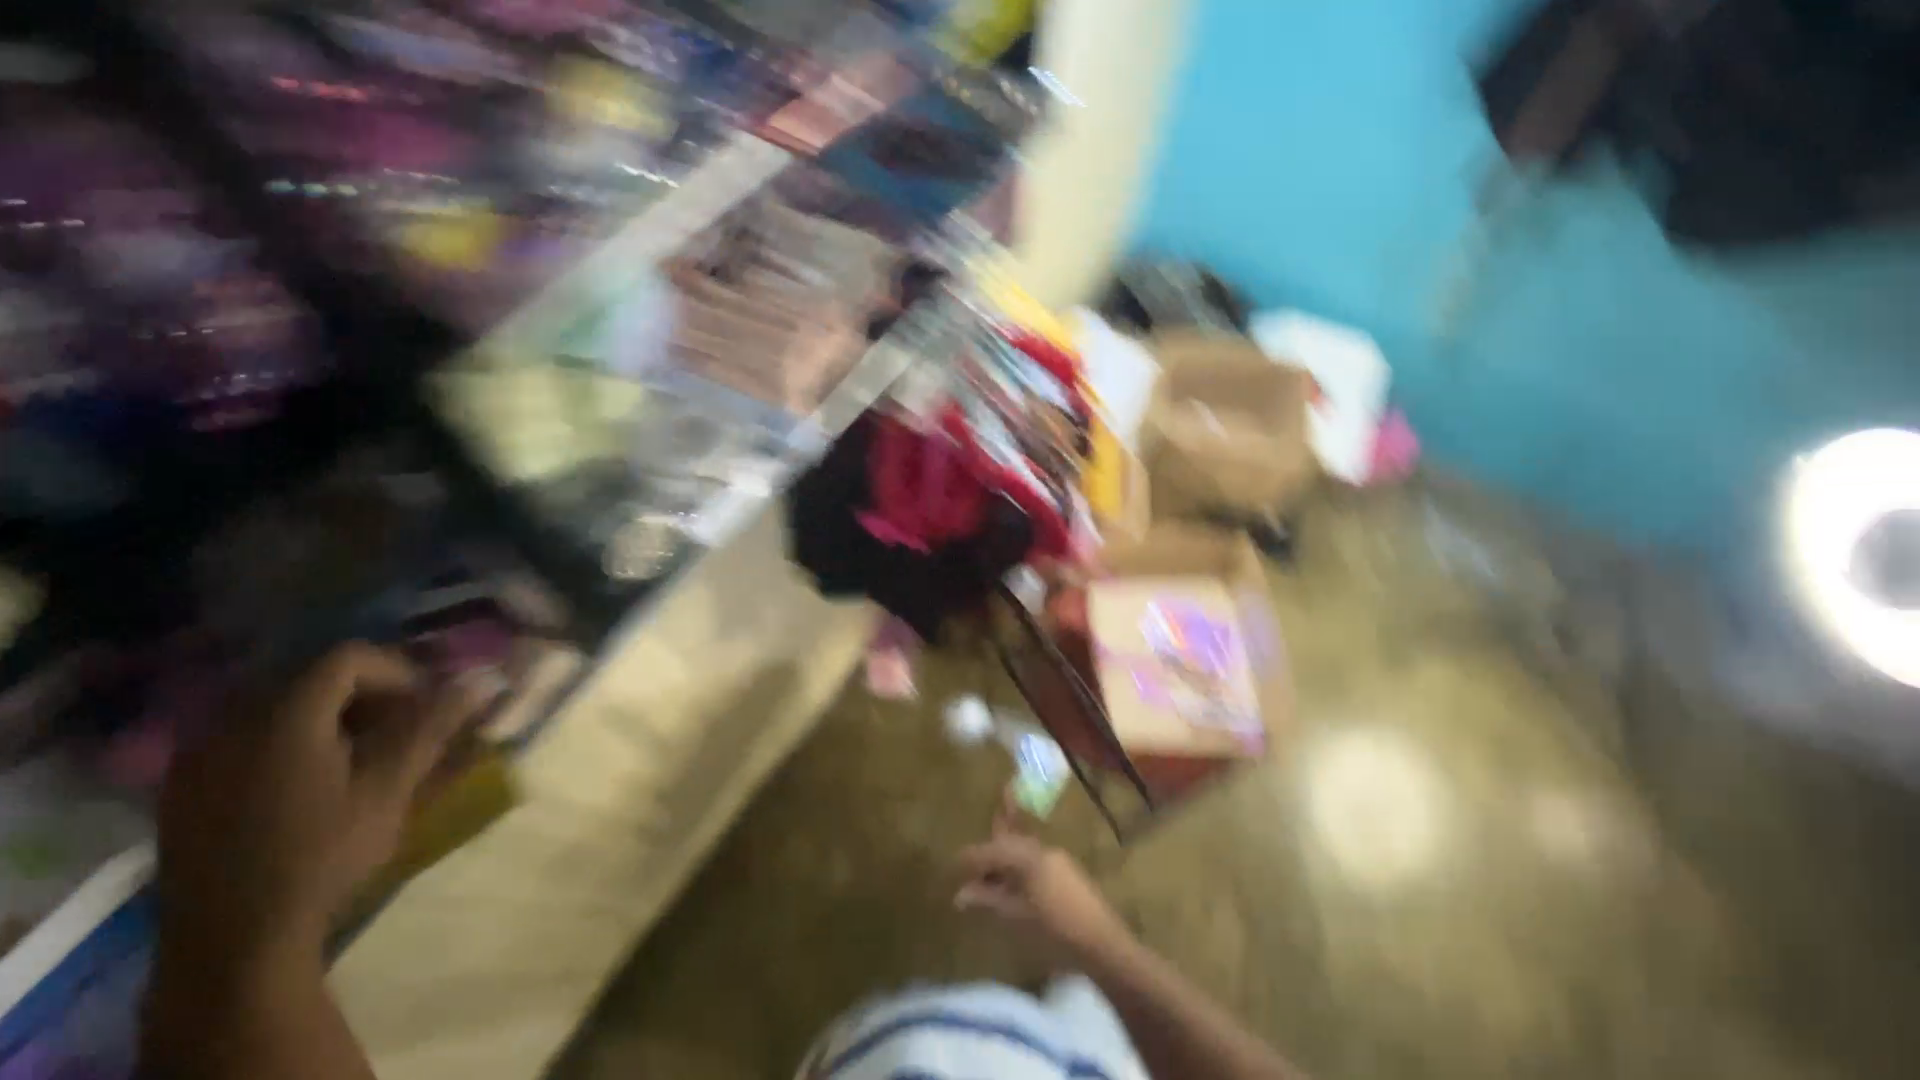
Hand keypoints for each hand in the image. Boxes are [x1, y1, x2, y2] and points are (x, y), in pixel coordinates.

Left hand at [156, 643, 482, 963]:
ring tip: (354, 762)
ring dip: (326, 719)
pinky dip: (285, 742)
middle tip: (396, 736)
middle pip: (312, 677)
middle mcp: (233, 718)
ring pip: (277, 706)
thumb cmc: (324, 856)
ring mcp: (200, 752)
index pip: (349, 657)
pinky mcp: (184, 784)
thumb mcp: (389, 790)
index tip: (423, 711)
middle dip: (365, 696)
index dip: (397, 673)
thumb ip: (431, 727)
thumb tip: (481, 680)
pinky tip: (304, 787)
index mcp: (285, 713)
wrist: (233, 940)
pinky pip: (244, 737)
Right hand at [955, 816, 1132, 965]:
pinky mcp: (1068, 875)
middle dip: (988, 857)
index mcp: (1029, 857)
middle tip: (969, 872)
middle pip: (1008, 845)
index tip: (953, 866)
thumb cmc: (1054, 930)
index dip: (971, 858)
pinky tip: (1013, 889)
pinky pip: (1036, 863)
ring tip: (988, 883)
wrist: (1102, 945)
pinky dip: (1019, 871)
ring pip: (1023, 854)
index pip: (992, 850)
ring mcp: (1059, 861)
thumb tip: (960, 894)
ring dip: (1004, 864)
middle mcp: (1044, 851)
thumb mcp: (1015, 916)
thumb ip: (987, 900)